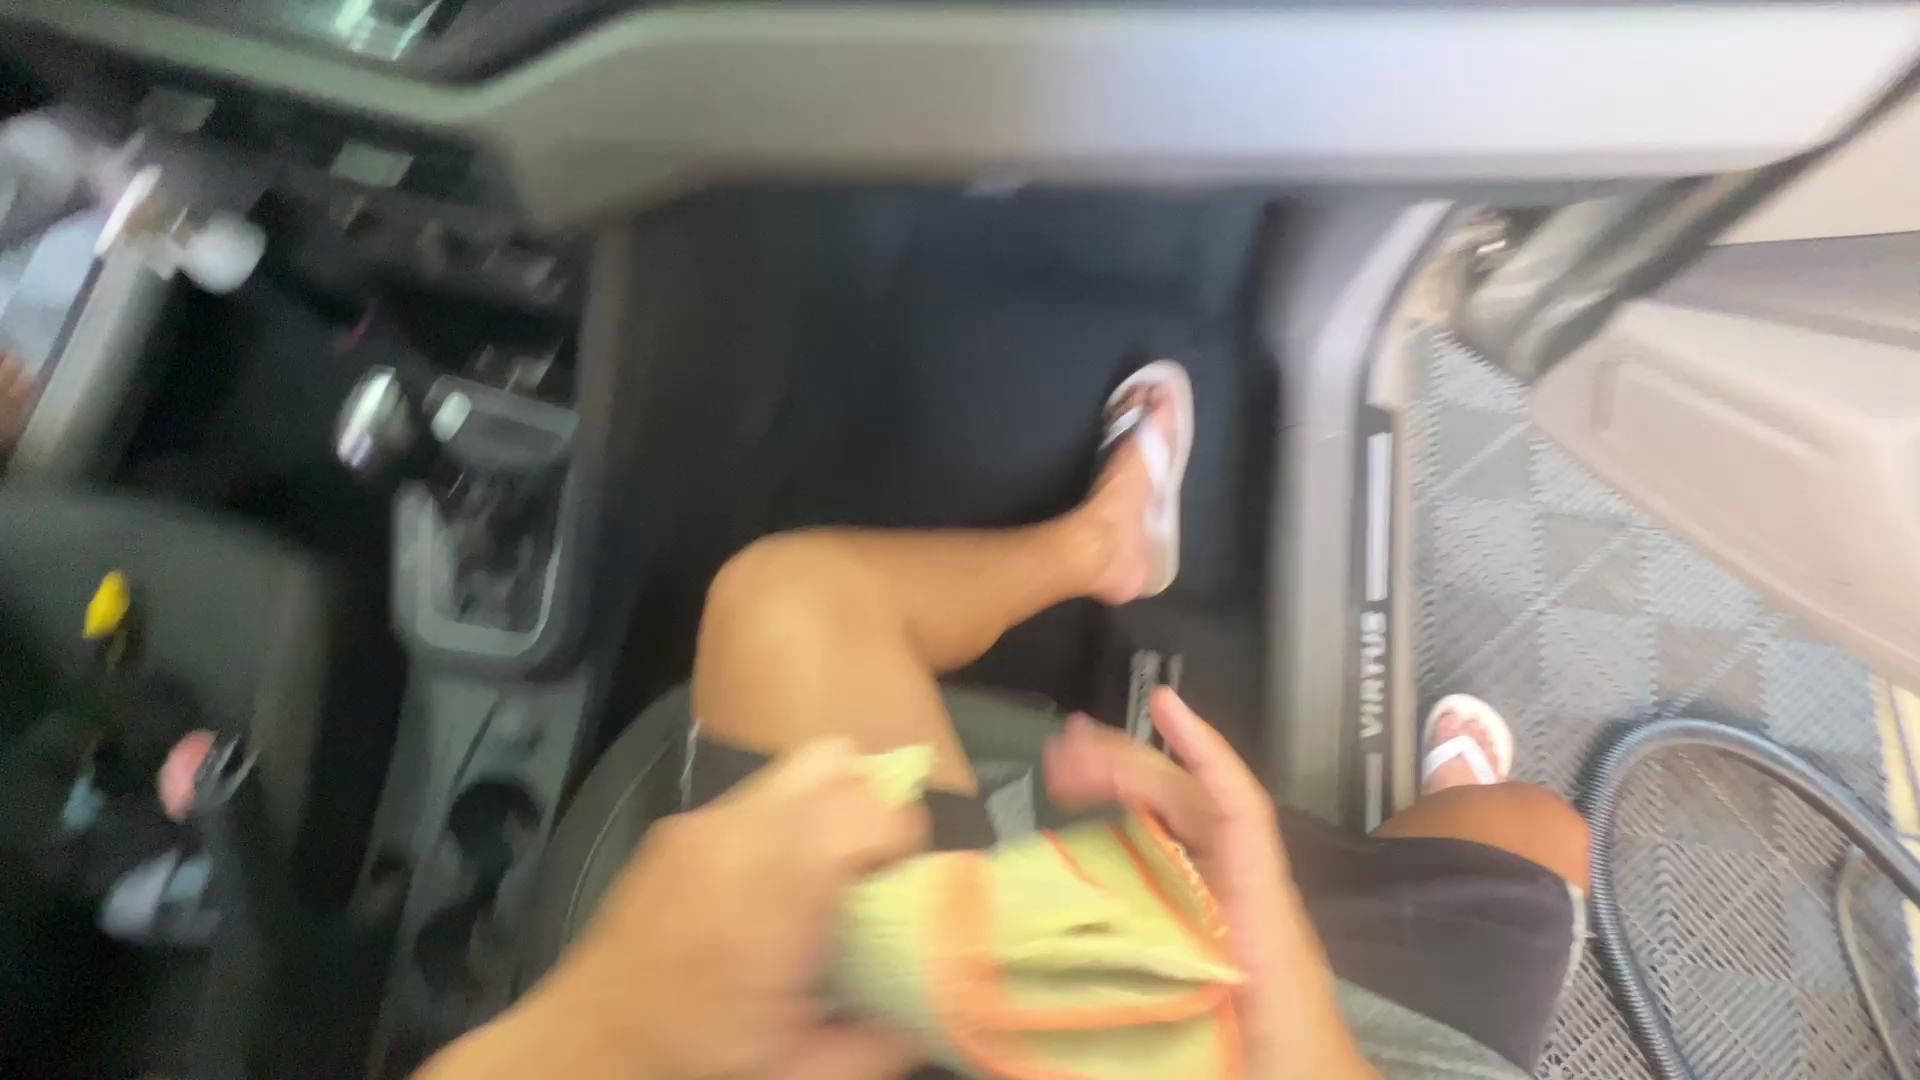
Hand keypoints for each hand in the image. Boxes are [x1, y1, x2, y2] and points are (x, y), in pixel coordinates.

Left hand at [494, 739, 930, 1079]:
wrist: (582, 1052)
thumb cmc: (697, 1062)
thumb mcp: (802, 1071)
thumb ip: (886, 1037)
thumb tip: (946, 1002)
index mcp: (780, 899)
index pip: (872, 812)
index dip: (905, 835)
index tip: (904, 873)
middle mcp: (741, 839)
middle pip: (837, 763)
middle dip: (872, 802)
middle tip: (871, 860)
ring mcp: (705, 823)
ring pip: (801, 763)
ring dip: (832, 797)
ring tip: (828, 855)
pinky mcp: (681, 823)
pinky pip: (761, 791)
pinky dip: (789, 814)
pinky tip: (772, 870)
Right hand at [1043, 688, 1376, 1079]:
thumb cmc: (1280, 1065)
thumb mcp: (1217, 1045)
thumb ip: (1167, 1011)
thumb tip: (1084, 983)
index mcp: (1258, 910)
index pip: (1238, 810)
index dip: (1204, 751)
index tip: (1161, 704)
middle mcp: (1243, 886)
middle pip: (1190, 801)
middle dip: (1128, 762)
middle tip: (1062, 749)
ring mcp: (1228, 895)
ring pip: (1177, 817)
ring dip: (1123, 781)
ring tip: (1064, 762)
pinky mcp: (1213, 910)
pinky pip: (1171, 848)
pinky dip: (1131, 820)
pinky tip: (1091, 816)